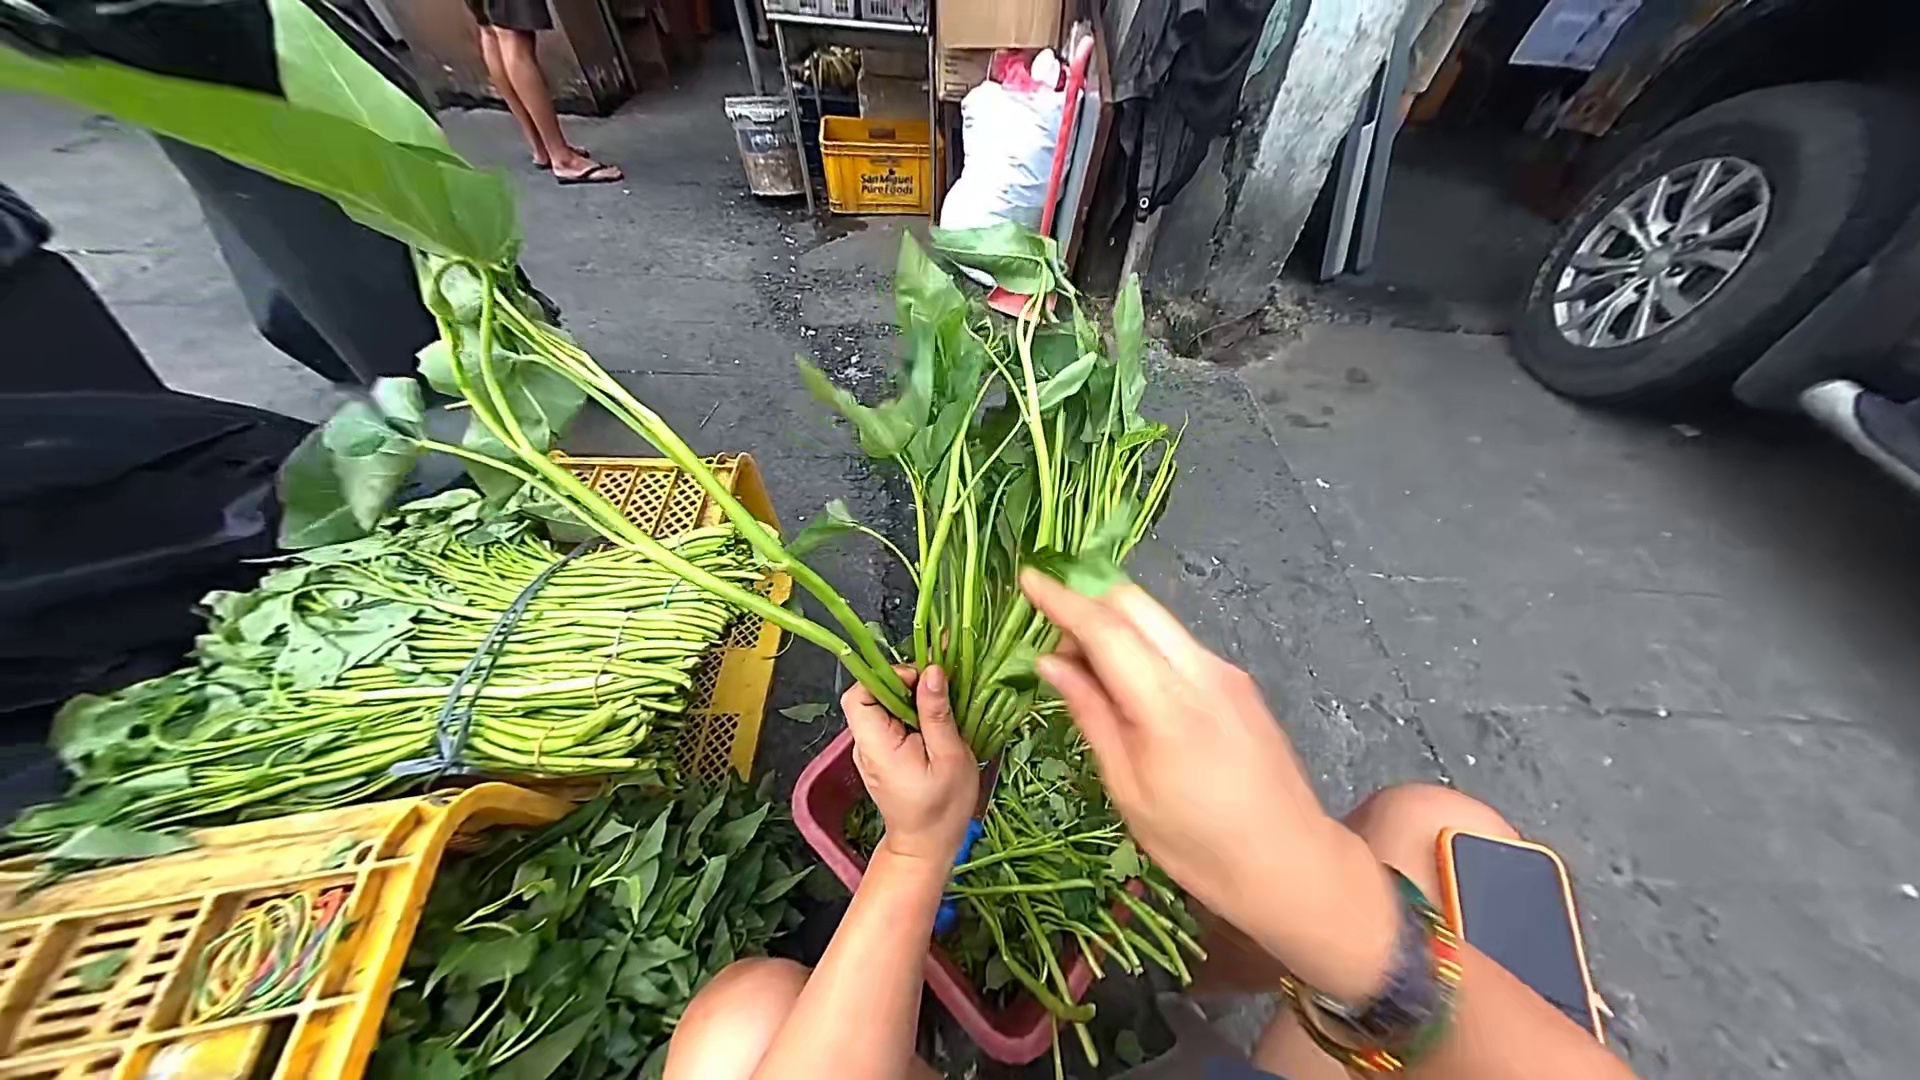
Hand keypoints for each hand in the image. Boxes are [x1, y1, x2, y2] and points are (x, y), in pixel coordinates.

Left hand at [841, 665, 978, 864]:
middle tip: (938, 690)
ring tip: (940, 707)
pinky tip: (934, 723)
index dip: (886, 677)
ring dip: (911, 698)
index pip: (858, 695)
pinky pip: (891, 720)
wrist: (929, 846)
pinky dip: (911, 713)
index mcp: (877, 745)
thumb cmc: (943, 807)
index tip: (919, 679)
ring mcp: (872, 748)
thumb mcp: (950, 756)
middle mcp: (866, 744)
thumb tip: (932, 671)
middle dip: (905, 684)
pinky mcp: (882, 752)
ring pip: (883, 705)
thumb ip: (937, 713)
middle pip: (871, 695)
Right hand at [1020, 572, 1400, 1001]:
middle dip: (1086, 605)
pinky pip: (1174, 641)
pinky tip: (1130, 688)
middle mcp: (1201, 670)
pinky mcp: (1236, 679)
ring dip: (1113, 626)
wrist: (1295, 866)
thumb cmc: (1197, 844)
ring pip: (1154, 618)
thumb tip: (1049, 661)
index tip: (1027, 577)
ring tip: (1090, 673)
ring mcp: (1224, 670)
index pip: (1105, 629)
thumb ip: (1090, 713)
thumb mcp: (1127, 787)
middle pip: (1133, 603)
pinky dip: (1140, 645)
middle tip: (1059, 648)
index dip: (1061, 599)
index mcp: (1169, 705)